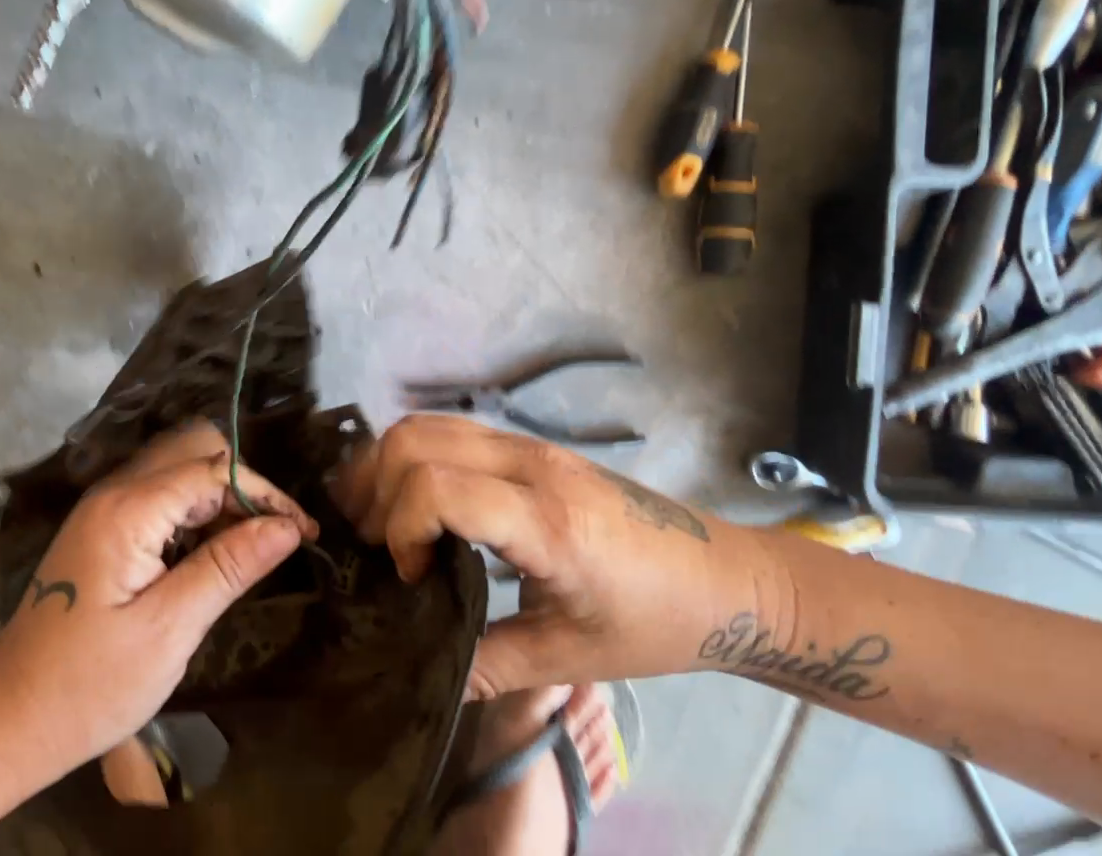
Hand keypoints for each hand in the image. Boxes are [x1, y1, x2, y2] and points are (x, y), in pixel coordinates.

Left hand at [0, 422, 318, 781]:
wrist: (10, 719)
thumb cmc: (91, 684)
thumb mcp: (170, 629)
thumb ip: (228, 567)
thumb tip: (286, 526)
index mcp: (126, 510)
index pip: (212, 469)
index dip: (265, 494)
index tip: (306, 534)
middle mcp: (111, 496)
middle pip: (191, 455)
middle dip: (242, 489)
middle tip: (277, 541)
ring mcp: (100, 514)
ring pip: (174, 477)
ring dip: (219, 503)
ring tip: (253, 554)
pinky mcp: (98, 536)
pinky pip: (156, 505)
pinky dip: (192, 519)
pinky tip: (210, 559)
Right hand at [339, 415, 779, 699]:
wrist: (730, 580)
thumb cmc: (657, 623)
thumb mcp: (571, 657)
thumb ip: (488, 666)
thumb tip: (421, 677)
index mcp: (547, 522)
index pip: (436, 489)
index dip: (402, 529)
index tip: (413, 575)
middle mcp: (531, 466)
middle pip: (415, 441)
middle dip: (376, 489)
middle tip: (372, 542)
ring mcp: (529, 446)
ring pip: (425, 425)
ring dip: (386, 466)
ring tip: (376, 518)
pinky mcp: (529, 445)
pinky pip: (447, 430)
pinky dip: (411, 457)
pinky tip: (410, 499)